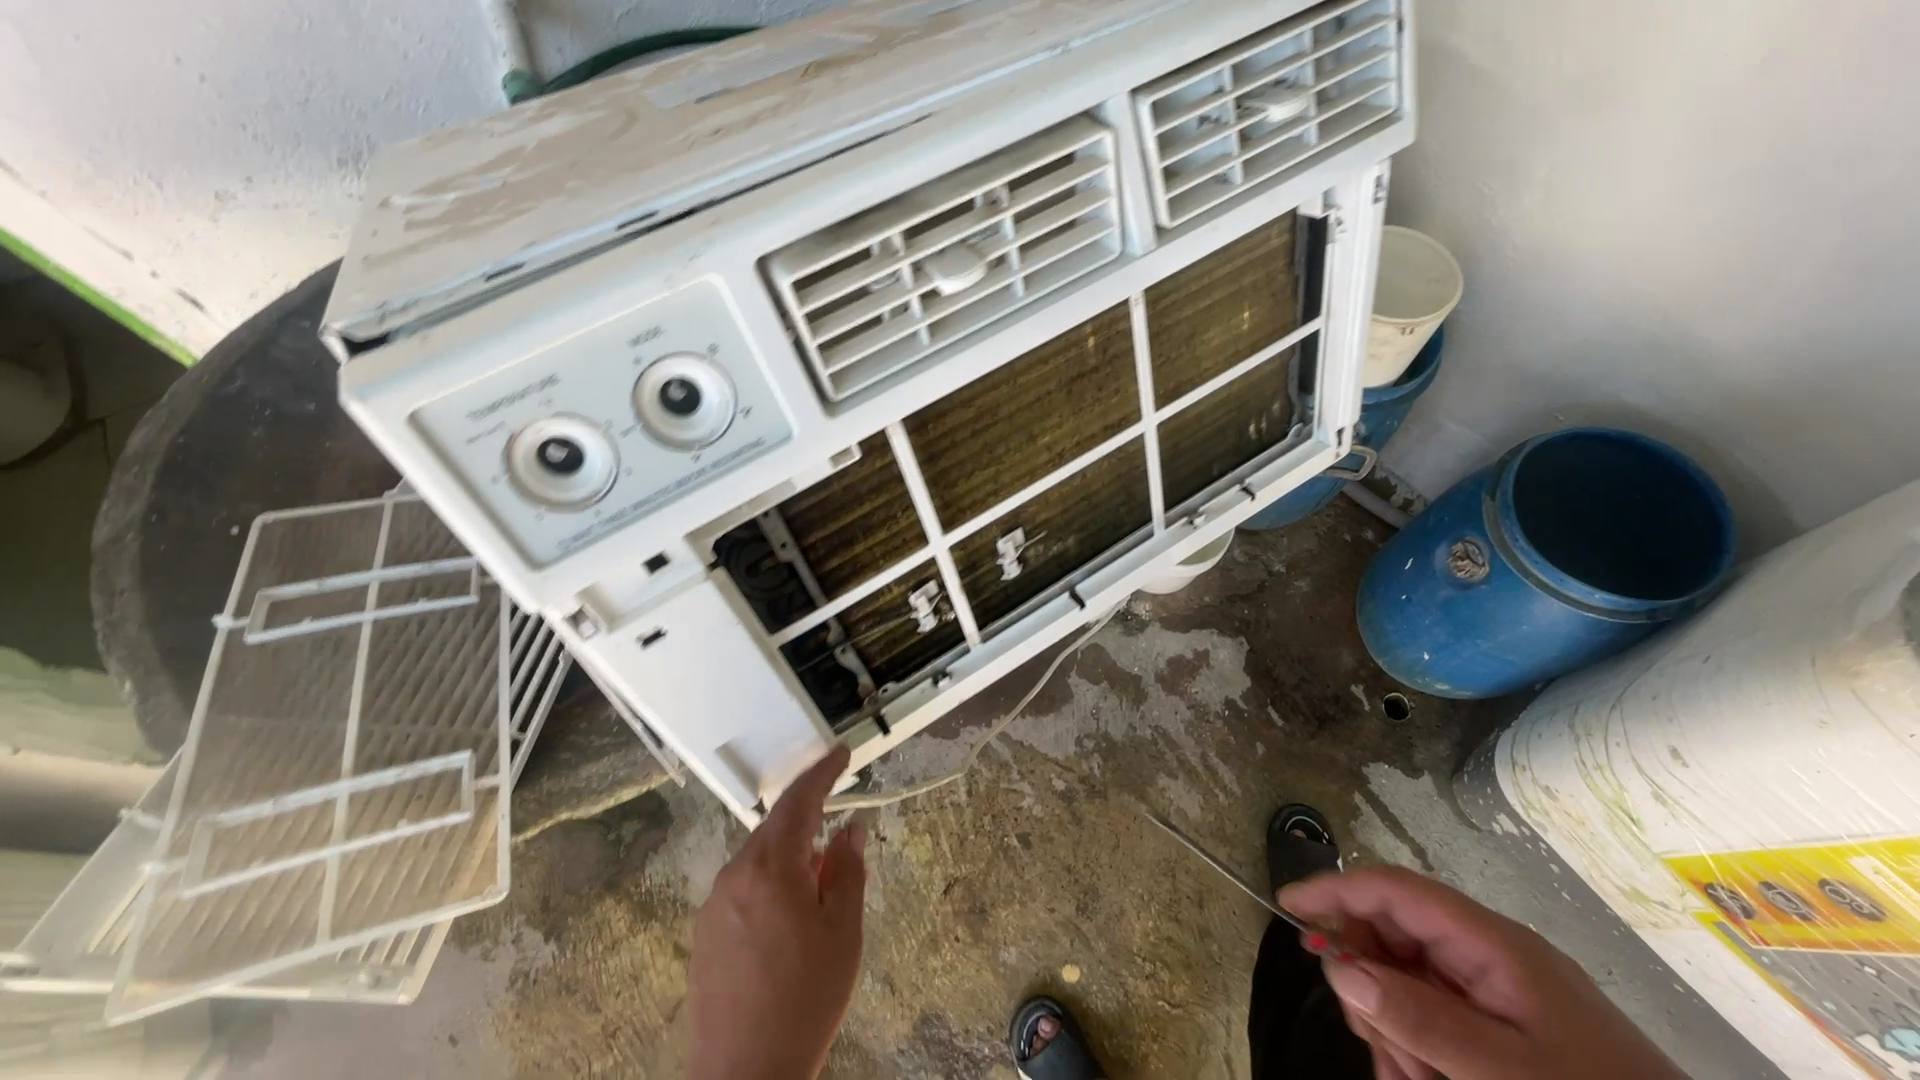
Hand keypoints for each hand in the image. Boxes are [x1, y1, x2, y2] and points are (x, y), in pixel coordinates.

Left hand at [689, 745, 868, 1079]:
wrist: (745, 1073)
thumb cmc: (806, 998)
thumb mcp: (843, 932)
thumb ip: (847, 871)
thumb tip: (850, 830)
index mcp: (772, 868)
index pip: (799, 801)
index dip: (822, 772)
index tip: (840, 753)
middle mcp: (735, 875)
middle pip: (776, 829)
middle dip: (809, 824)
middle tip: (841, 840)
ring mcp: (714, 904)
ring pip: (759, 860)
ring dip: (791, 861)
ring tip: (820, 895)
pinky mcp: (704, 932)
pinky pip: (743, 888)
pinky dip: (771, 885)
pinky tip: (789, 922)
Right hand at [1279, 866, 1687, 1079]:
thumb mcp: (1503, 1072)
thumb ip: (1420, 1018)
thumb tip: (1340, 966)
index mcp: (1491, 945)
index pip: (1396, 890)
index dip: (1337, 888)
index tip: (1287, 905)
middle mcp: (1486, 954)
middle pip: (1393, 936)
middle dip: (1369, 985)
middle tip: (1379, 1044)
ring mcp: (1492, 988)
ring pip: (1403, 981)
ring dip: (1391, 1029)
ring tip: (1411, 1079)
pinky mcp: (1497, 1020)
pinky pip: (1428, 1014)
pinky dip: (1412, 1046)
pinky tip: (1421, 1078)